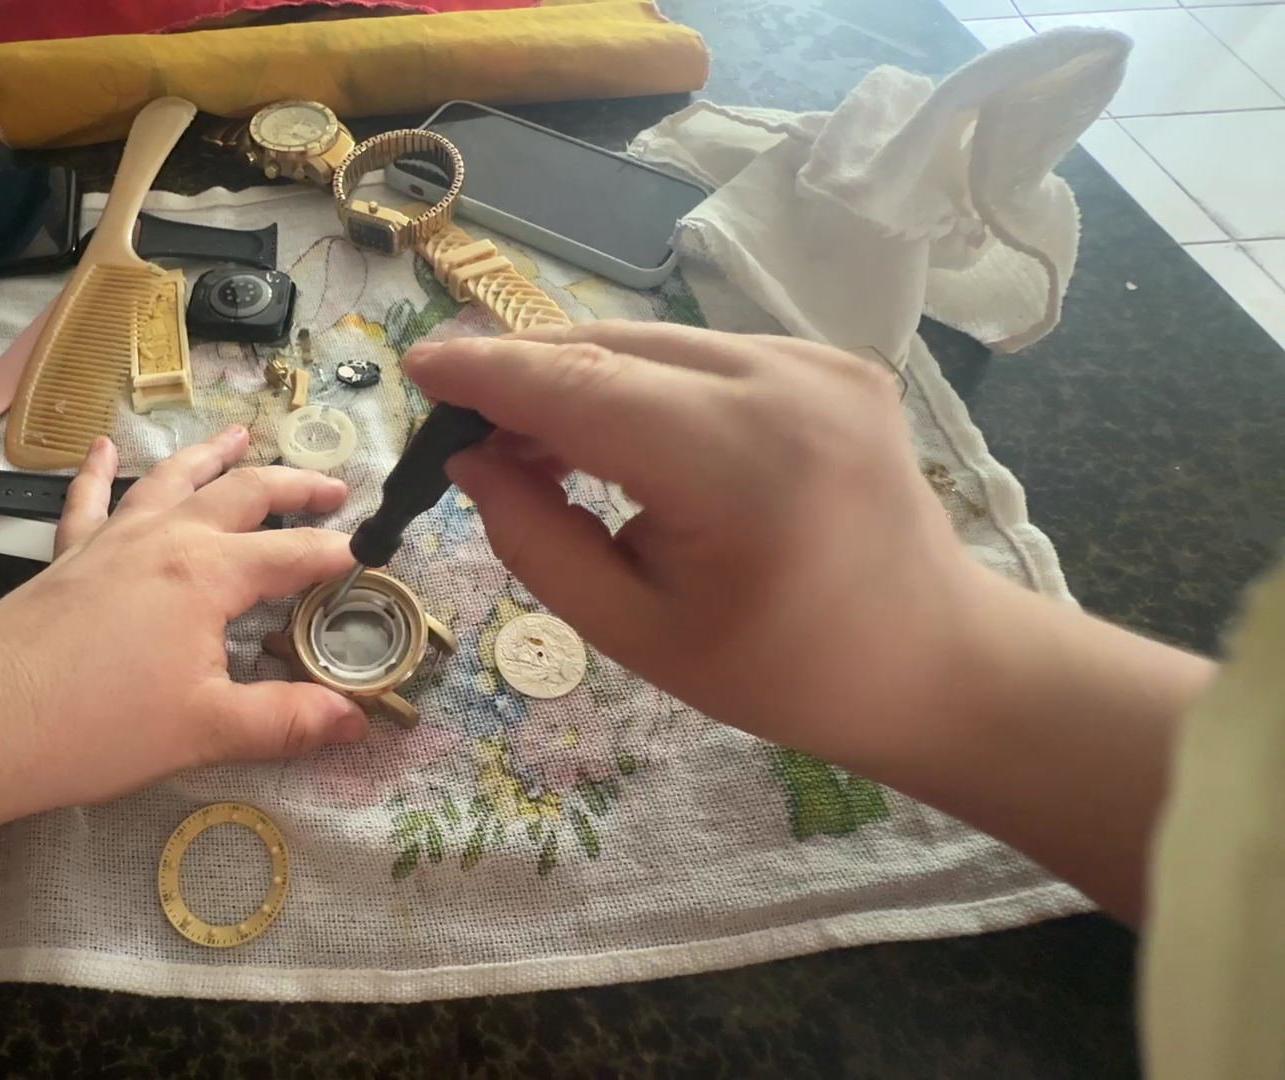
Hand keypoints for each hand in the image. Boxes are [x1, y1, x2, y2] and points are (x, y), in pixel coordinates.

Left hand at [0, 426, 365, 834]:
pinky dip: (101, 472)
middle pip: (244, 495)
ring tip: (243, 433)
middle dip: (295, 487)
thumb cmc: (95, 728)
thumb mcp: (206, 730)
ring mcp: (111, 539)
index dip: (340, 556)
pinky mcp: (68, 555)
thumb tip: (360, 726)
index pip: (294, 555)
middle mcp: (164, 537)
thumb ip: (289, 721)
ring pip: (173, 478)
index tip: (373, 558)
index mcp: (207, 574)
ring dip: (213, 455)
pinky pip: (90, 500)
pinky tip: (105, 447)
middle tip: (332, 486)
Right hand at [404, 321, 997, 768]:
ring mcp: (810, 358)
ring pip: (639, 342)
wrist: (936, 659)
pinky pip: (681, 355)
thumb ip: (535, 540)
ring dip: (563, 379)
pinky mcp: (817, 360)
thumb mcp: (631, 629)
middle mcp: (781, 381)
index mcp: (737, 462)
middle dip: (516, 374)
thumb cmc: (778, 670)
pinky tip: (595, 434)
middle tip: (459, 425)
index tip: (419, 368)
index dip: (487, 373)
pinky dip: (618, 383)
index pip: (578, 388)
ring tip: (521, 442)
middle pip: (604, 346)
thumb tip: (472, 462)